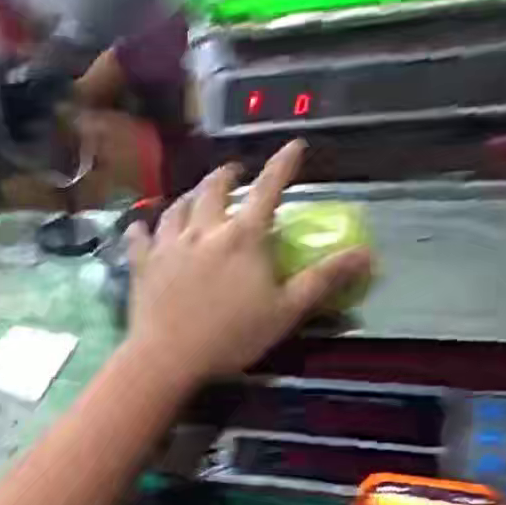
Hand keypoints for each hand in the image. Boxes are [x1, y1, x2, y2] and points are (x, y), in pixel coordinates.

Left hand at [124, 140, 371, 384]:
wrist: (167, 358)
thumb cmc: (231, 337)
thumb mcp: (286, 311)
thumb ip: (323, 279)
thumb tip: (366, 253)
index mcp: (243, 236)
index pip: (268, 188)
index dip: (283, 164)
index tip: (293, 146)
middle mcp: (204, 230)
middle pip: (213, 189)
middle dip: (226, 175)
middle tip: (233, 174)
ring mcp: (168, 245)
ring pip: (177, 207)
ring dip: (189, 197)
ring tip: (195, 197)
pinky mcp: (142, 265)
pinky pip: (139, 237)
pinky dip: (143, 228)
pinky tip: (142, 227)